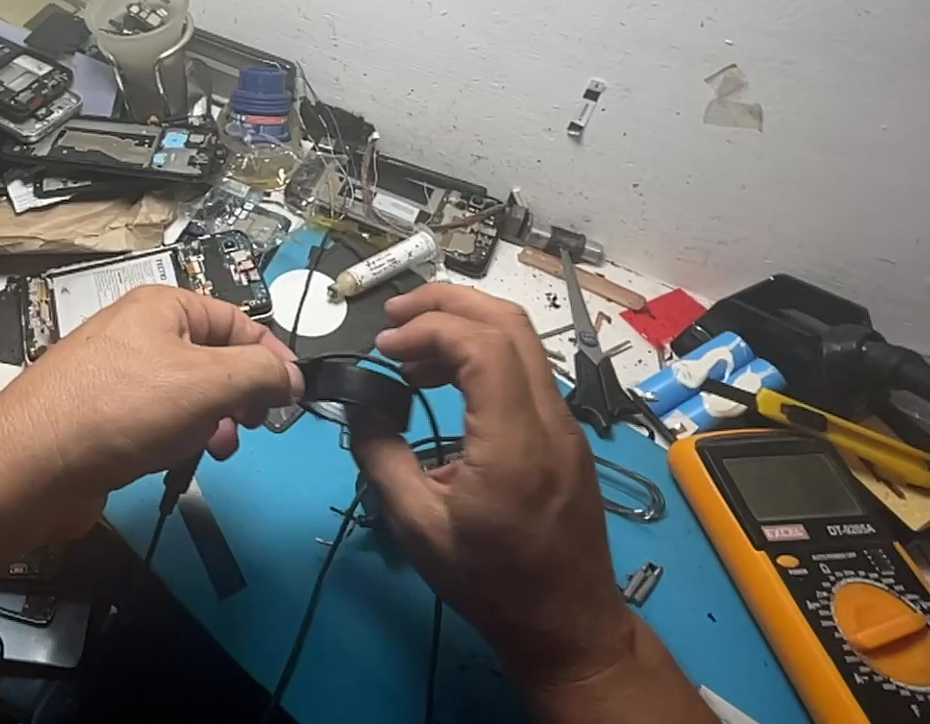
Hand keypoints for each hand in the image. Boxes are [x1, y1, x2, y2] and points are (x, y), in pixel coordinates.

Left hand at [0, 285, 300, 508]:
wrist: (33, 465)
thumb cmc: (122, 408)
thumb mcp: (205, 382)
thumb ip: (259, 373)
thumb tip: (292, 377)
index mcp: (164, 306)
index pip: (236, 320)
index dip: (270, 355)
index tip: (294, 394)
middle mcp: (141, 332)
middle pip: (214, 357)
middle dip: (240, 393)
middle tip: (254, 424)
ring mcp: (120, 374)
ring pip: (189, 392)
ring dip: (213, 420)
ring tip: (218, 447)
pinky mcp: (106, 413)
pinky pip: (159, 416)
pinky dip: (178, 434)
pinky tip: (177, 456)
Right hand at [350, 285, 634, 686]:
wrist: (570, 627)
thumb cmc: (491, 583)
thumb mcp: (418, 528)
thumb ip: (381, 456)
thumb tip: (359, 404)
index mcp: (514, 444)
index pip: (483, 345)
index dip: (428, 329)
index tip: (385, 349)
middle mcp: (549, 419)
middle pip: (508, 320)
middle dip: (445, 302)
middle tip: (394, 317)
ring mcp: (563, 421)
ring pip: (520, 335)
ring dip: (461, 322)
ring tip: (408, 346)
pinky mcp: (563, 429)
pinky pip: (522, 365)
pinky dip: (477, 350)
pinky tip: (439, 376)